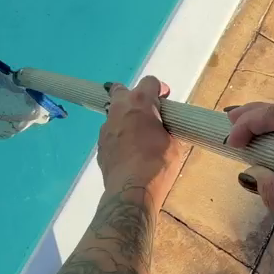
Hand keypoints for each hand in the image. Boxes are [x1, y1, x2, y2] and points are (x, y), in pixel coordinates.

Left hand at [96, 77, 184, 208]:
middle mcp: (119, 109)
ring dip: (125, 118)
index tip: (165, 100)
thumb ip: (167, 128)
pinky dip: (119, 135)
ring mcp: (106, 126)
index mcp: (140, 103)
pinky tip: (128, 151)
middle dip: (134, 96)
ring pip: (114, 113)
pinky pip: (111, 132)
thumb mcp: (173, 143)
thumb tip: (162, 128)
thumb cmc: (157, 164)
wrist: (131, 191)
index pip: (149, 81)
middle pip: (122, 90)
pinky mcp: (100, 144)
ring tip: (138, 135)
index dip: (159, 89)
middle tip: (146, 112)